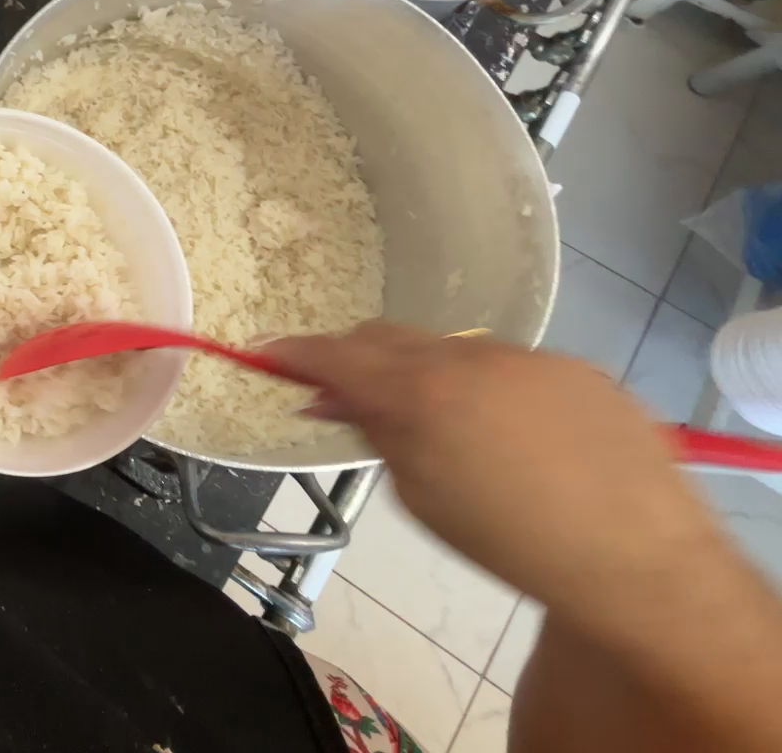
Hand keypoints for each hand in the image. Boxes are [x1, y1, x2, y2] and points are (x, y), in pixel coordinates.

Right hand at [262, 322, 730, 619]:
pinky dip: (476, 380)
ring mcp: (525, 358)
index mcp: (420, 395)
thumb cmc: (504, 539)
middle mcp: (467, 360)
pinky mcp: (574, 367)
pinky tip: (501, 424)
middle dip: (351, 357)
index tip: (261, 349)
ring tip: (435, 418)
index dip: (291, 351)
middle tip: (340, 393)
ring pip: (440, 345)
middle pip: (380, 336)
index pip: (334, 356)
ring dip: (415, 368)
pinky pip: (499, 360)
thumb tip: (327, 398)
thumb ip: (370, 430)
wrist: (642, 567)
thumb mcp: (414, 492)